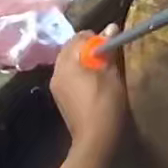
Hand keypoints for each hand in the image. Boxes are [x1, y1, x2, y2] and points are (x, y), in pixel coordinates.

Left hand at [52, 28, 127, 154]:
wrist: (95, 139)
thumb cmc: (105, 104)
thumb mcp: (111, 74)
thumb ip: (107, 50)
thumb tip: (111, 27)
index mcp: (67, 63)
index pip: (78, 38)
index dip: (95, 37)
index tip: (110, 43)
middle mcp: (56, 72)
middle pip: (70, 49)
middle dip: (87, 48)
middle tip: (106, 55)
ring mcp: (56, 86)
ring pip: (68, 63)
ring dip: (83, 61)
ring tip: (101, 68)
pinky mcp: (59, 97)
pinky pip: (67, 76)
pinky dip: (78, 73)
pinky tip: (92, 82)